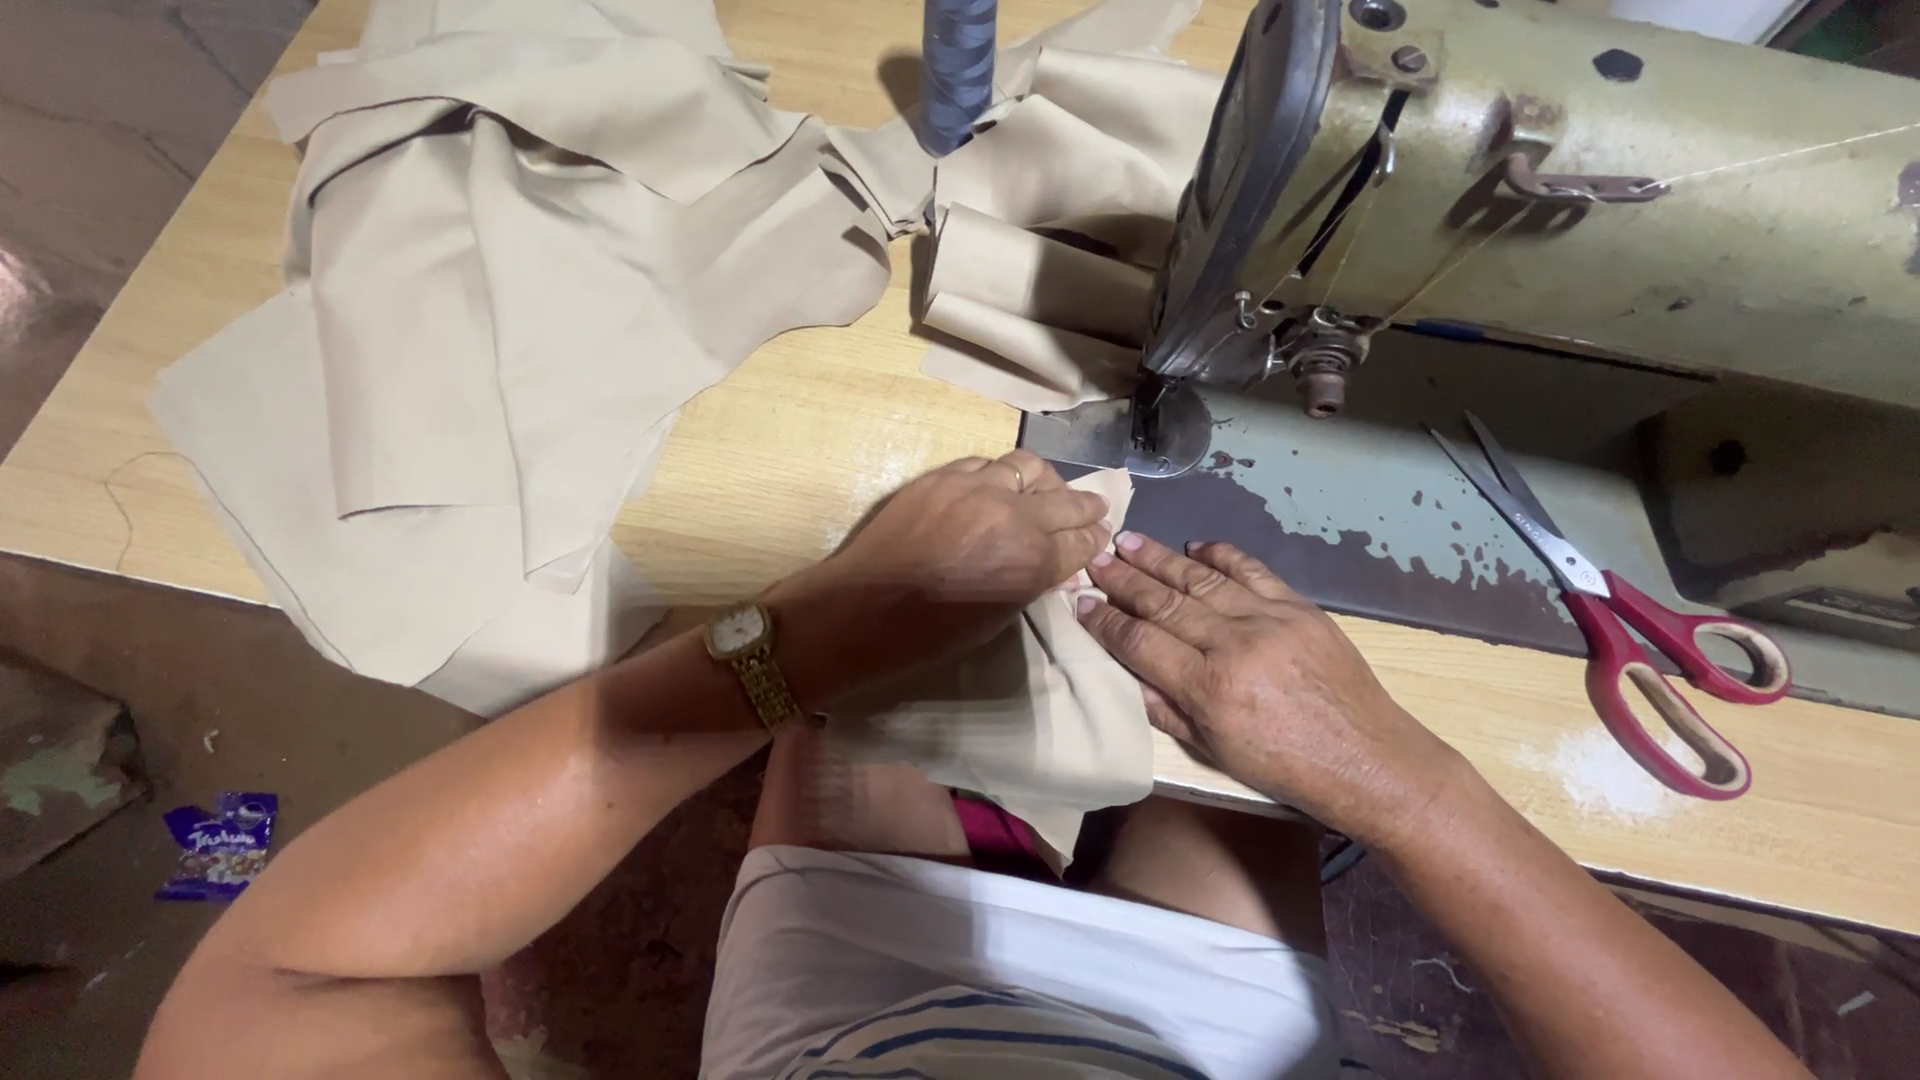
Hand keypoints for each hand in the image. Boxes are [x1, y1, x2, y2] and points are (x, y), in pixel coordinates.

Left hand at [771, 450, 1111, 702]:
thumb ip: (1032, 579)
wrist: (863, 609)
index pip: (1082, 541)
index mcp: (1031, 560)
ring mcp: (975, 488)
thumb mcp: (999, 616)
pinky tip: (996, 486)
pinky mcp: (942, 475)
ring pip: (1027, 466)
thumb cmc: (931, 633)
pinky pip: (984, 463)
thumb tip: (1051, 560)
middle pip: (1066, 501)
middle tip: (1093, 509)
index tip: (1099, 535)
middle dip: (1085, 507)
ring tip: (1044, 490)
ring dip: (1044, 481)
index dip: (1094, 539)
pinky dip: (999, 475)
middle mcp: (1012, 515)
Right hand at [1076, 532, 1466, 846]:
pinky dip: (1221, 554)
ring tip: (1127, 540)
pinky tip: (1194, 545)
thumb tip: (1125, 670)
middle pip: (1163, 602)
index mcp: (1208, 687)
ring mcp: (1269, 620)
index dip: (1105, 621)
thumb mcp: (1212, 752)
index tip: (1080, 602)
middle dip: (1122, 579)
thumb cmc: (1283, 767)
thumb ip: (1164, 707)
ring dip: (1159, 558)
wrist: (1368, 760)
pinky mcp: (1299, 608)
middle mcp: (1233, 644)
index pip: (1140, 642)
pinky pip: (1252, 570)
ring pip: (1200, 579)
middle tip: (1094, 558)